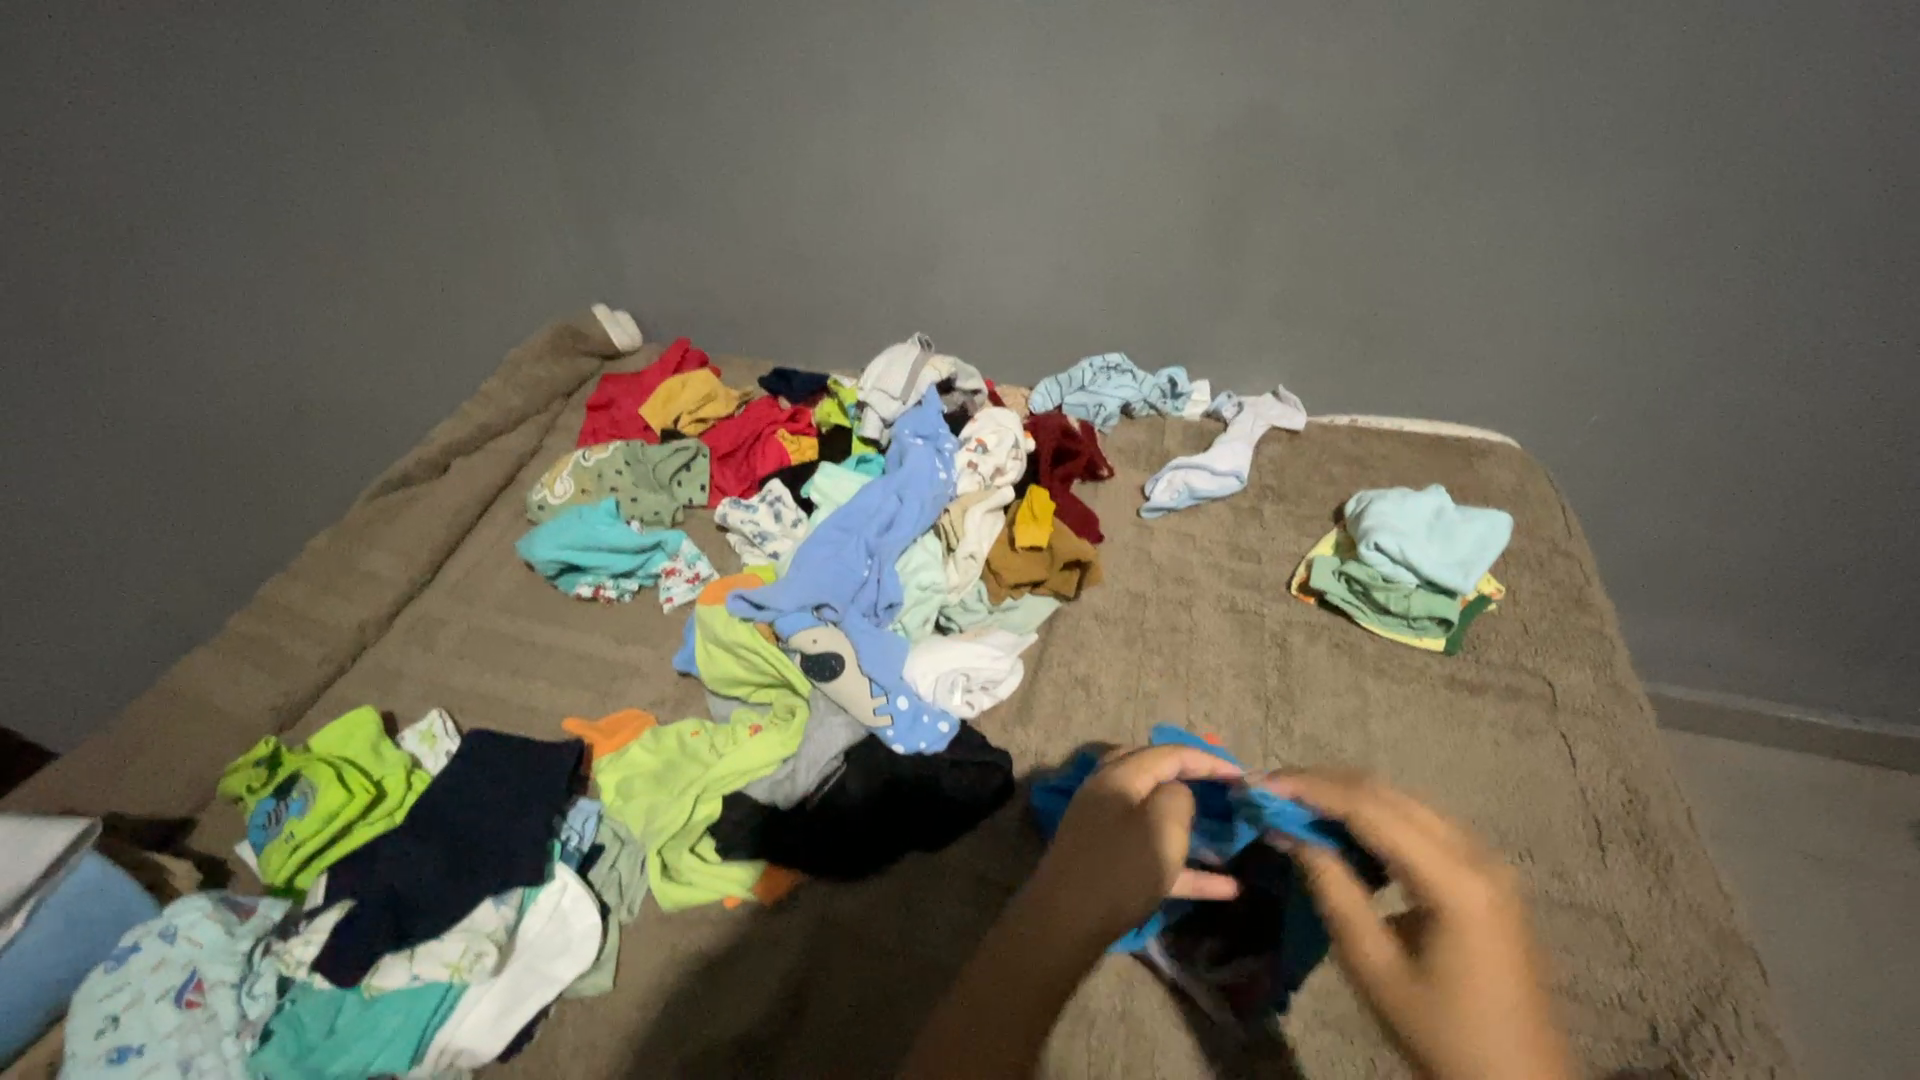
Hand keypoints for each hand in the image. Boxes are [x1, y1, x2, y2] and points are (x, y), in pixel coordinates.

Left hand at [1028, 745, 1244, 939]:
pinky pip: (1154, 855)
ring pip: (1154, 815)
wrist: (1067, 922)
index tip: (1241, 776)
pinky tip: (1227, 888)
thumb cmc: (1120, 868)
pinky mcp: (1108, 862)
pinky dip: (1188, 866)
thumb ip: (1178, 796)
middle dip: (1190, 777)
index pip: (1168, 753)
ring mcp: (1105, 828)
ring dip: (1191, 824)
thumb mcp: (1162, 824)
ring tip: (1226, 832)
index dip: (1207, 760)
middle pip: (1154, 774)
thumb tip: (1177, 792)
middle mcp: (1108, 793)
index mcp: (1119, 775)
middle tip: (1222, 788)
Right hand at [1259, 770, 1574, 1079]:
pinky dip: (1374, 816)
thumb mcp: (1371, 964)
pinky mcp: (1485, 874)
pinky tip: (1341, 830)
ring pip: (1404, 801)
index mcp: (1454, 881)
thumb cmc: (1439, 1031)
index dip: (1310, 789)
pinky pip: (1421, 823)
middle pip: (1388, 794)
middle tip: (1270, 789)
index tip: (1261, 785)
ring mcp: (1487, 861)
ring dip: (1346, 796)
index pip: (1369, 808)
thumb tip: (1286, 832)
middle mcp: (1477, 855)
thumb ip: (1331, 888)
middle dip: (1323, 784)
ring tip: (1295, 804)